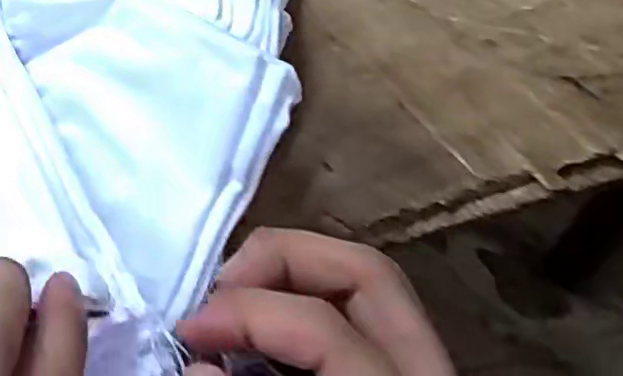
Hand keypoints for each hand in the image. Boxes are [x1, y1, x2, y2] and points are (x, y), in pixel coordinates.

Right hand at [176, 229, 454, 375]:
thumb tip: (196, 363)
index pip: (322, 321)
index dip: (245, 313)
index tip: (190, 331)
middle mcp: (433, 370)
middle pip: (362, 267)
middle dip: (275, 258)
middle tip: (220, 289)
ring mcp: (430, 367)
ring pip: (360, 279)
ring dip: (284, 273)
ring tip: (235, 300)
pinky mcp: (409, 366)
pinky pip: (356, 312)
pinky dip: (301, 300)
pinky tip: (264, 327)